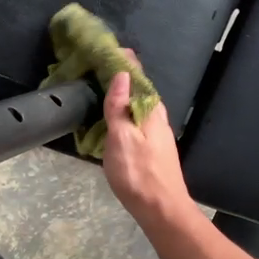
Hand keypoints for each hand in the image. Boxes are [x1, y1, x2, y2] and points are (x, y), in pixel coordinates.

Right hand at [102, 51, 193, 228]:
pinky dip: (123, 114)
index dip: (124, 62)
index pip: (137, 77)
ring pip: (137, 107)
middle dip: (121, 78)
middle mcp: (157, 117)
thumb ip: (119, 107)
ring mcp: (156, 134)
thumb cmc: (138, 173)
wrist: (161, 209)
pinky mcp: (152, 149)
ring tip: (100, 91)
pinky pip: (136, 121)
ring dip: (121, 97)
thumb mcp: (122, 137)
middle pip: (138, 91)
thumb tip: (121, 74)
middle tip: (98, 68)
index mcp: (150, 110)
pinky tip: (111, 121)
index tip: (109, 49)